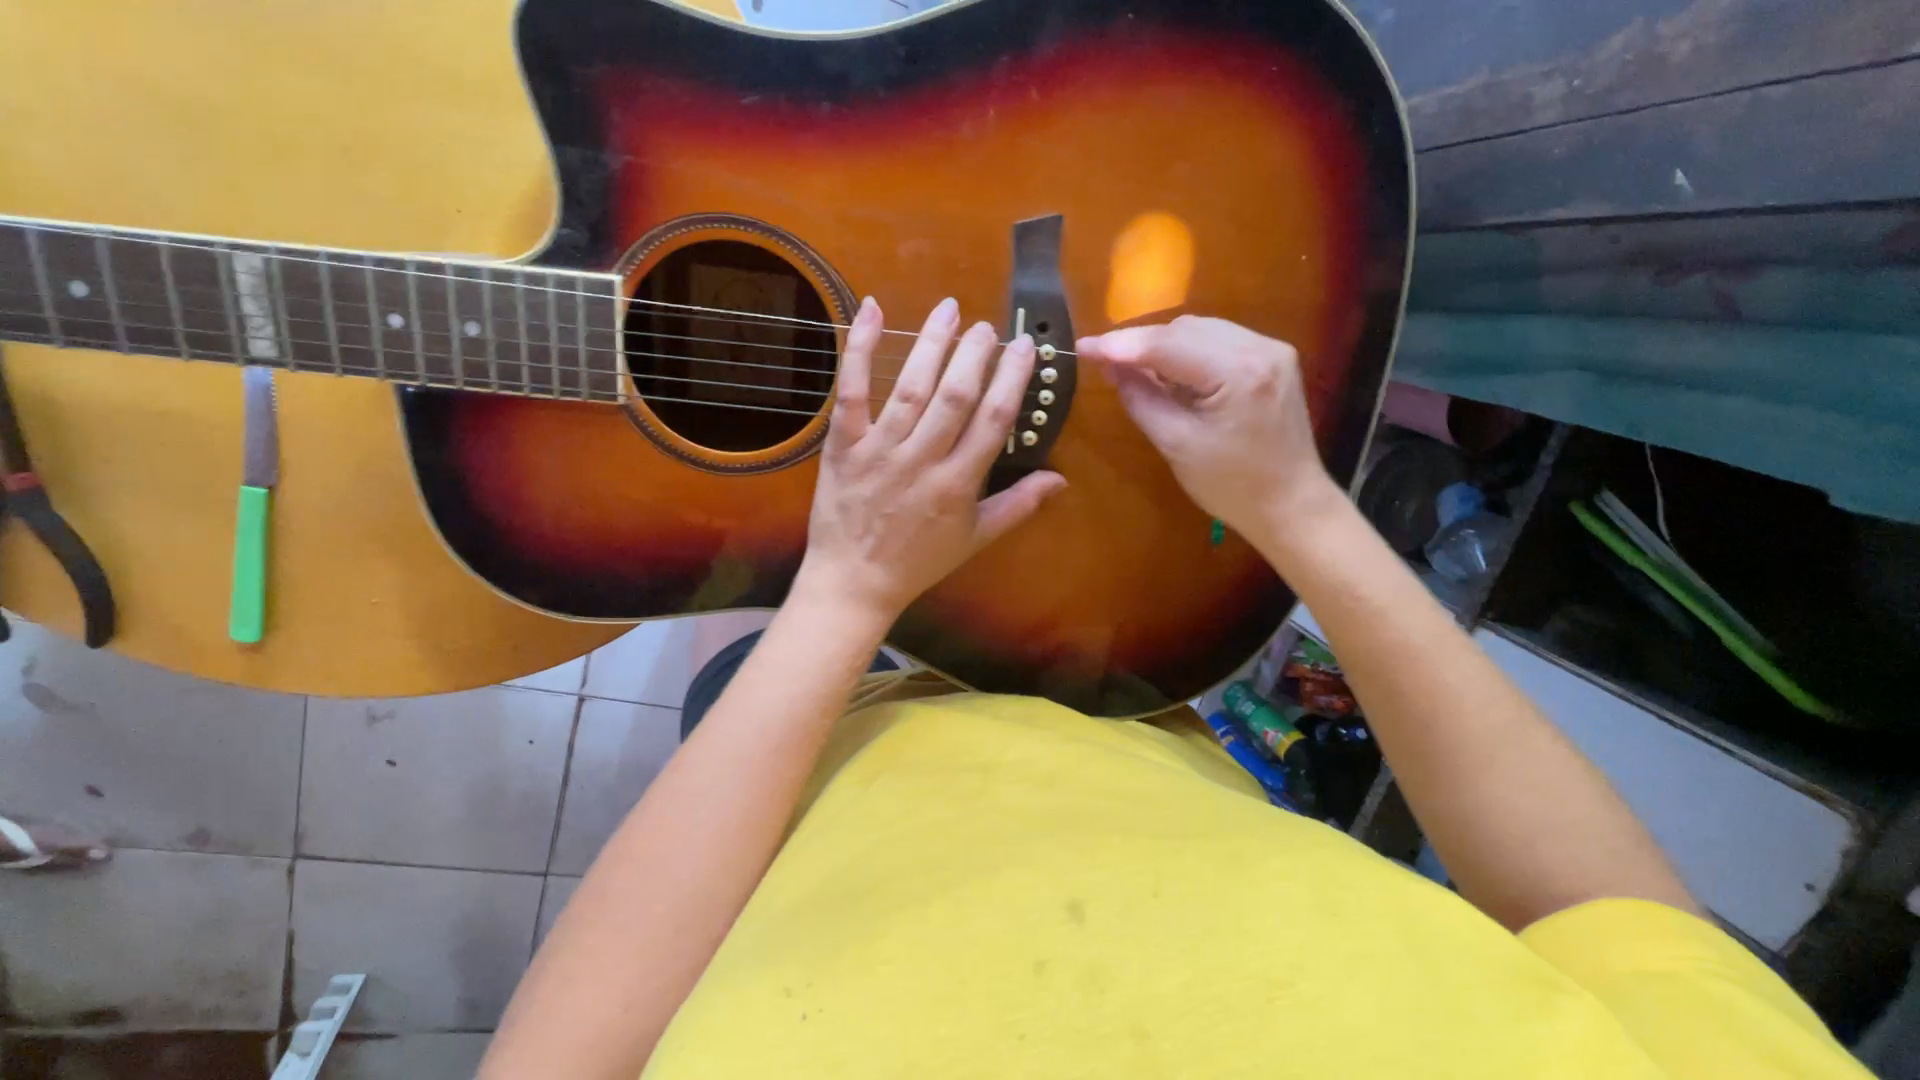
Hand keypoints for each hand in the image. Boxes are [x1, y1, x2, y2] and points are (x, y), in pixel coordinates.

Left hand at [794, 297, 1065, 621]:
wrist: (854, 582)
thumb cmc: (918, 561)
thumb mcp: (975, 539)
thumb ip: (1018, 505)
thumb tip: (1060, 478)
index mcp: (959, 484)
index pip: (994, 420)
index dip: (1012, 379)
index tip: (1024, 348)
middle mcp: (923, 461)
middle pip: (956, 396)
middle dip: (976, 354)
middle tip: (988, 327)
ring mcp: (880, 450)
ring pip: (911, 387)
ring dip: (932, 343)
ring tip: (949, 309)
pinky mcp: (843, 445)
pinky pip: (850, 392)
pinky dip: (858, 349)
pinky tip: (870, 309)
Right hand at [1076, 315, 1339, 541]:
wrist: (1290, 504)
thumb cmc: (1231, 486)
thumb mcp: (1176, 445)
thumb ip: (1140, 398)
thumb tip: (1110, 366)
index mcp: (1239, 373)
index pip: (1167, 344)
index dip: (1120, 344)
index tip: (1083, 347)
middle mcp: (1260, 348)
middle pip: (1184, 328)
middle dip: (1140, 343)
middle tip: (1104, 363)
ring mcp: (1272, 349)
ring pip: (1200, 329)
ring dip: (1163, 345)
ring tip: (1134, 370)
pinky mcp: (1273, 357)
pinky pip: (1219, 340)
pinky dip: (1188, 351)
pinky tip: (1170, 373)